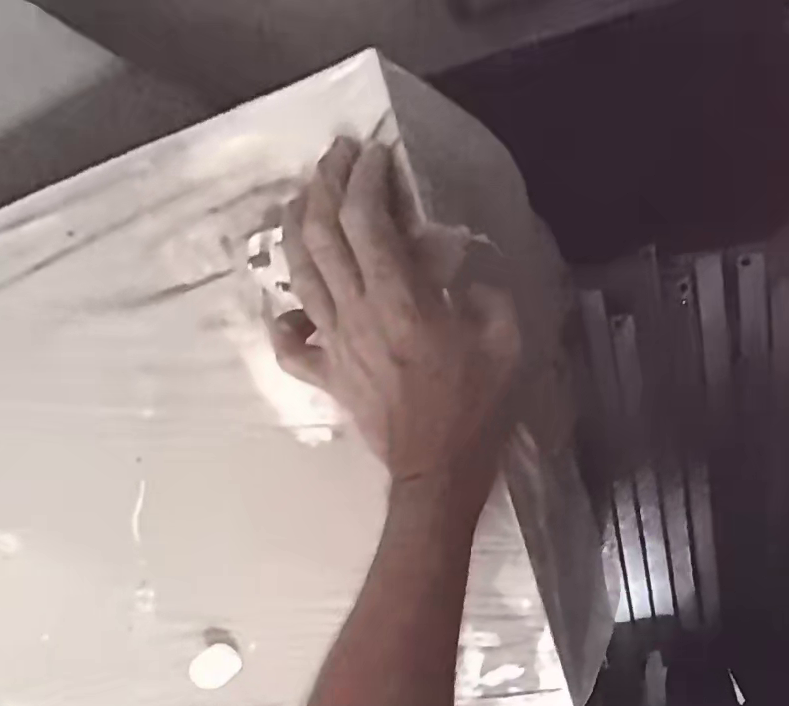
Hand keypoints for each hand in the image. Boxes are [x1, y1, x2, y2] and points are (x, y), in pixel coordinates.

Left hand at [270, 137, 522, 518]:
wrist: (439, 470)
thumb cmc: (476, 410)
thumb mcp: (506, 346)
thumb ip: (488, 296)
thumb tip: (467, 272)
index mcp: (399, 302)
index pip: (367, 221)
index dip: (366, 178)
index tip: (374, 154)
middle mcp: (356, 313)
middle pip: (321, 233)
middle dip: (323, 184)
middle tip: (334, 158)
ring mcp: (335, 345)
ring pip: (298, 273)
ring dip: (294, 227)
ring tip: (302, 199)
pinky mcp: (328, 377)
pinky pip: (290, 346)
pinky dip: (282, 321)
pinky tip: (288, 307)